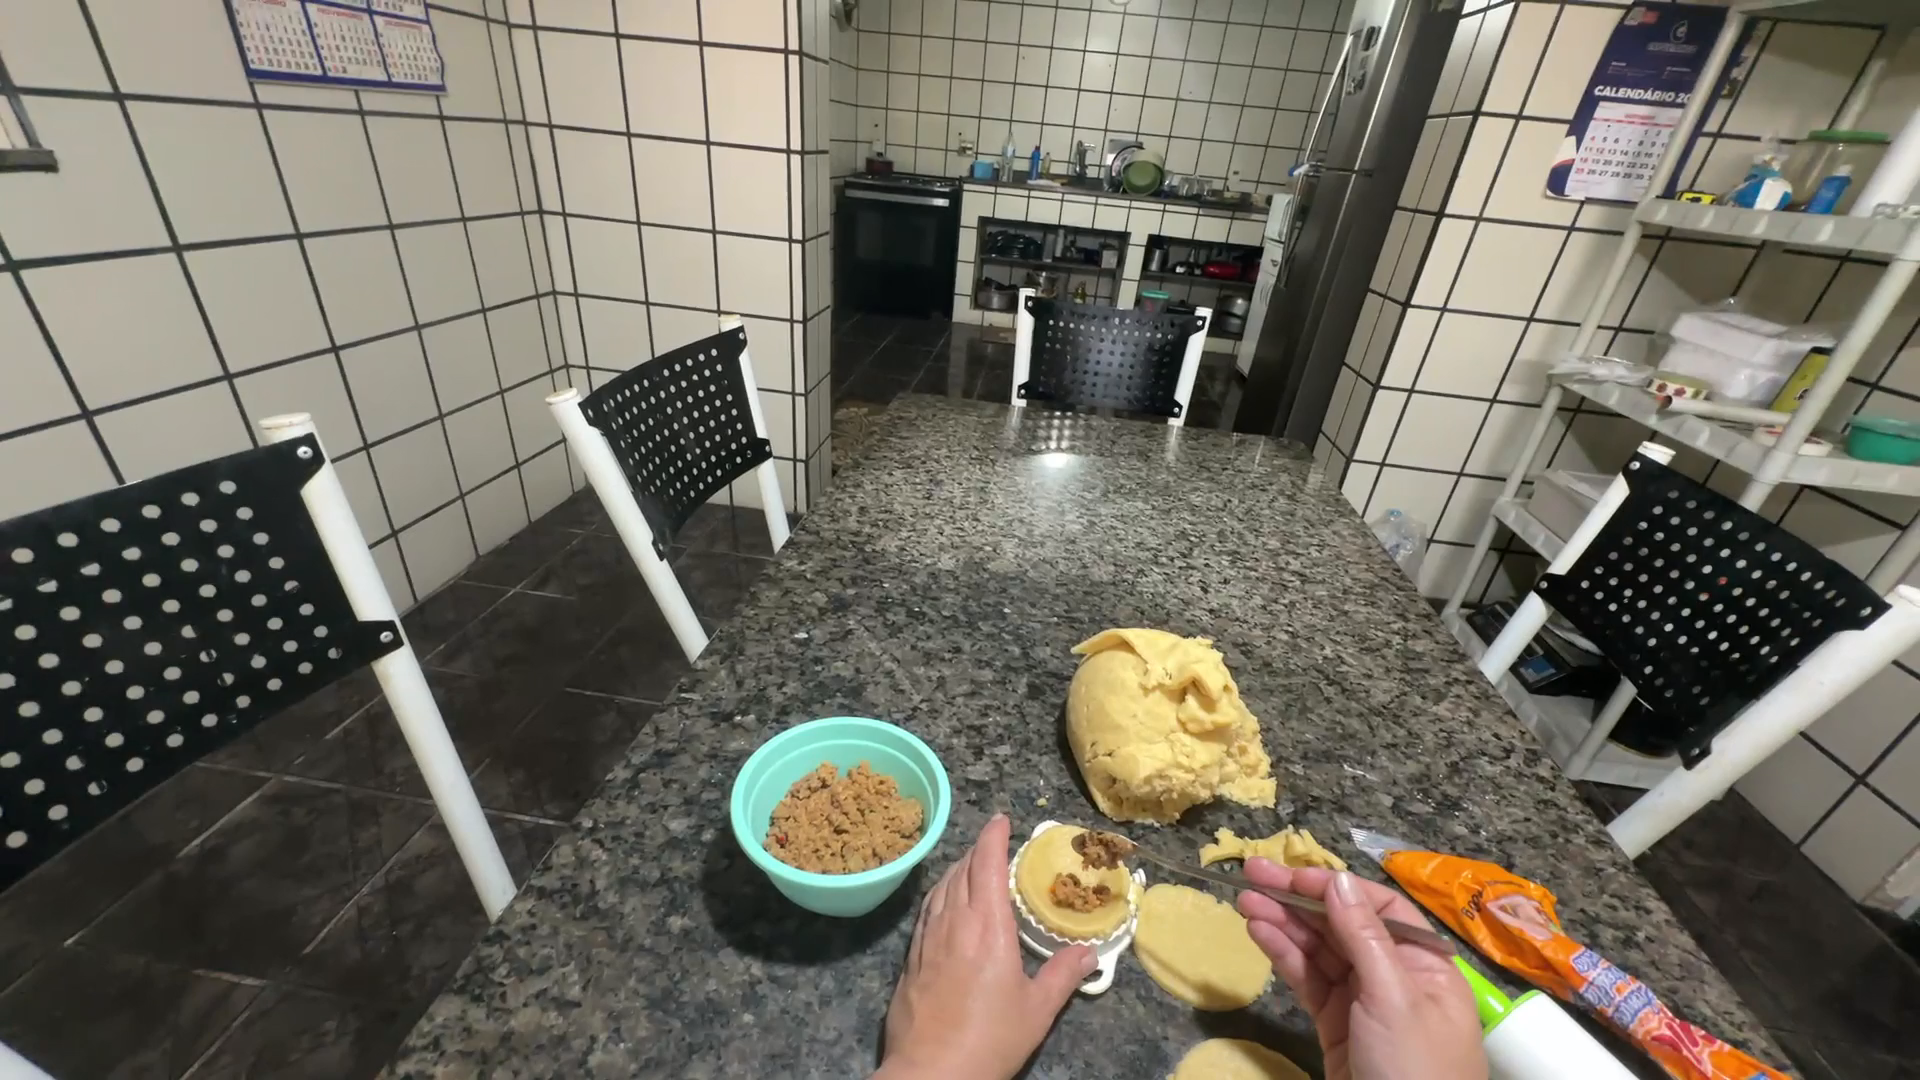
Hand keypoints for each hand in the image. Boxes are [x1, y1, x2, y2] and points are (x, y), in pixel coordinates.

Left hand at [875, 814, 1094, 1079]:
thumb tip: (1090, 953)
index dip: (994, 836)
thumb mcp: (1036, 1011)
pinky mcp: (913, 954)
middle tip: (995, 844)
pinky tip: (945, 901)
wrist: (930, 1073)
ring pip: (942, 885)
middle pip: (963, 868)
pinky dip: (941, 892)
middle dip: (979, 849)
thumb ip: (1063, 976)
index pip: (987, 863)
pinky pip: (928, 908)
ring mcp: (929, 936)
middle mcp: (955, 919)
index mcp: (987, 924)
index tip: (1002, 819)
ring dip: (959, 867)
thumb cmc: (988, 1039)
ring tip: (972, 865)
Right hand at [1236, 860, 1485, 1079]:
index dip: (1333, 887)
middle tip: (1251, 872)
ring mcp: (1361, 999)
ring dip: (1281, 922)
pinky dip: (1282, 953)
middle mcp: (1393, 975)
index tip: (1292, 875)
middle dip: (1296, 898)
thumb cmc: (1414, 1069)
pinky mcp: (1335, 1021)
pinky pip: (1306, 976)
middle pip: (1339, 923)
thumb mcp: (1393, 999)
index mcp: (1424, 964)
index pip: (1376, 907)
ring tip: (1243, 901)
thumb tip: (1338, 878)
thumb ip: (1363, 935)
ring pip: (1317, 947)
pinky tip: (1257, 932)